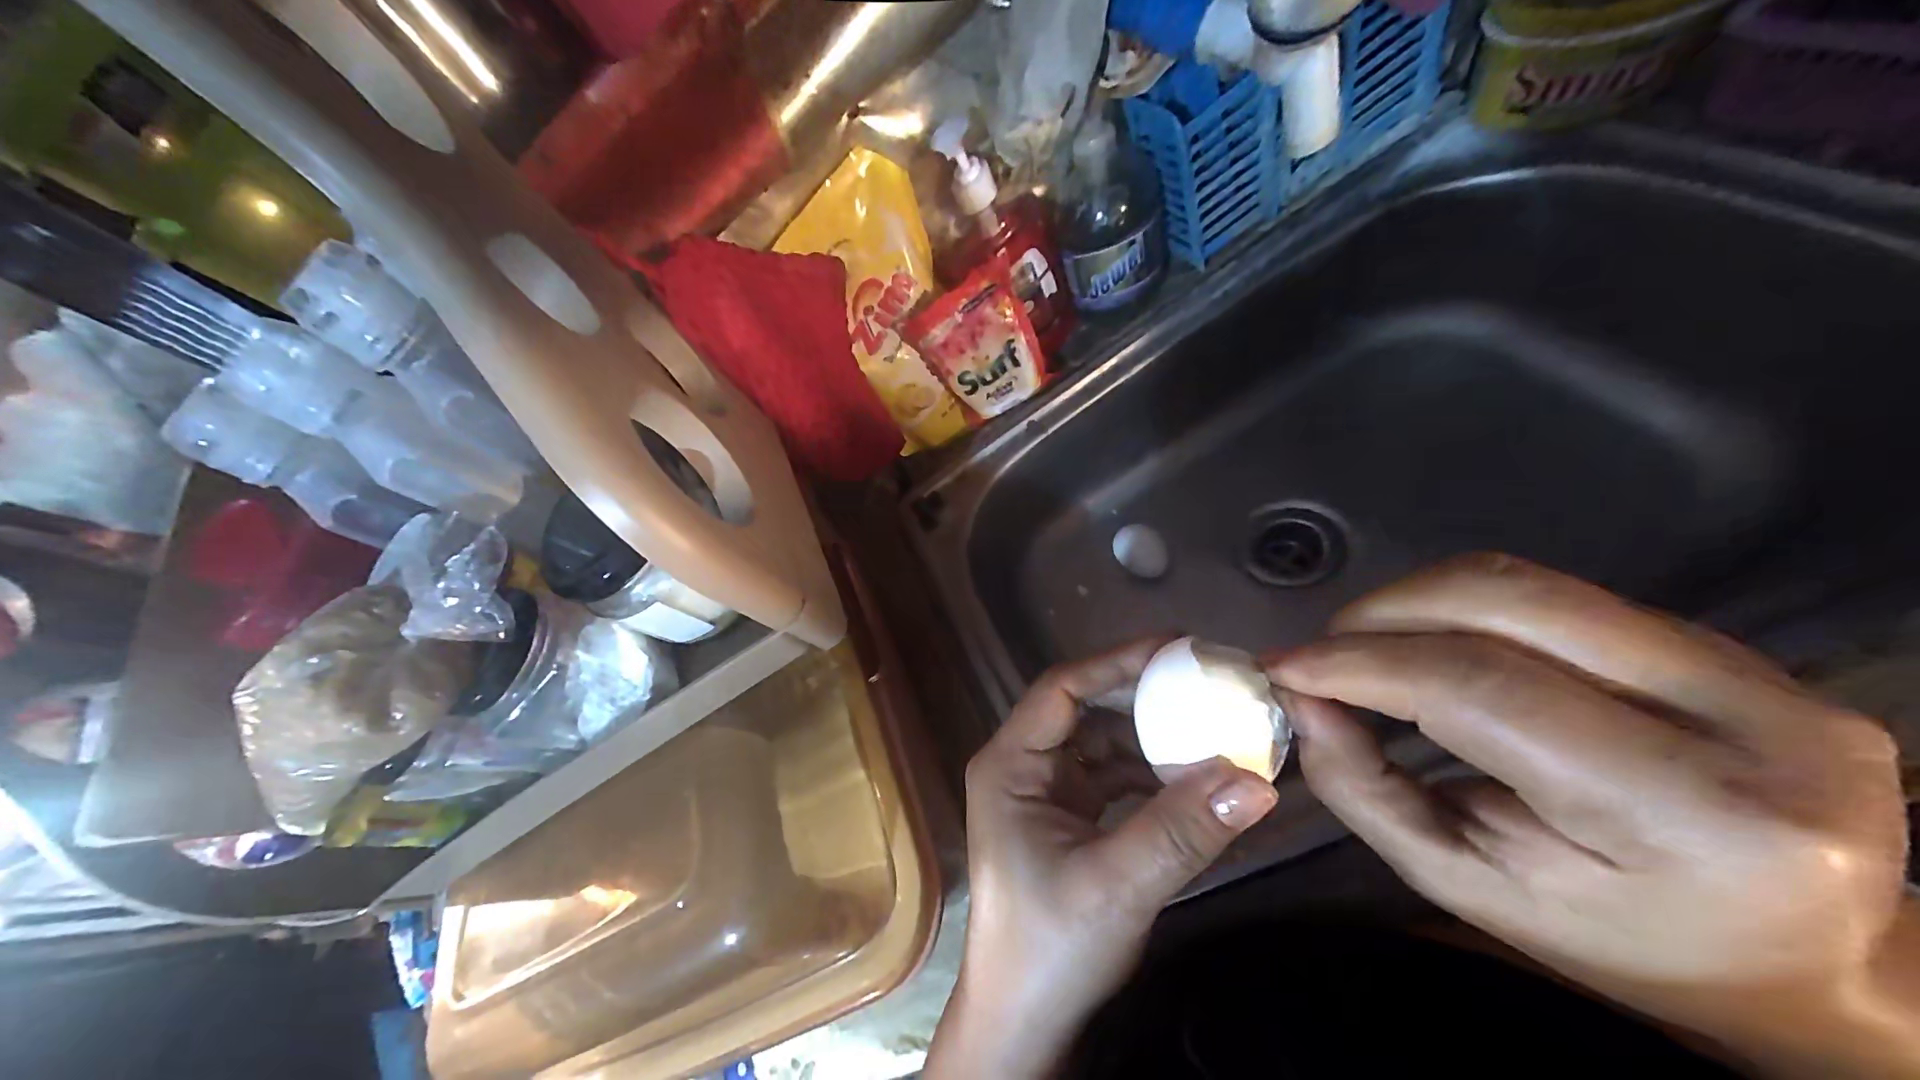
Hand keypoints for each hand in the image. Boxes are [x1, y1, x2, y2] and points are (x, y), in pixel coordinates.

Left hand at [925, 639, 1278, 1079]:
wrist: (1024, 1024)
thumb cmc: (1049, 947)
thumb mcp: (1117, 884)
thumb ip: (1183, 831)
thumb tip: (1257, 781)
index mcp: (1010, 765)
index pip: (1063, 689)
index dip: (1117, 662)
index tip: (1177, 647)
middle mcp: (1023, 768)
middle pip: (1087, 713)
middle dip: (1146, 699)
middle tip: (1207, 684)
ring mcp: (1044, 795)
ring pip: (1104, 747)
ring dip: (1155, 741)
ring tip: (1214, 730)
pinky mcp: (1067, 821)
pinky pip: (1114, 782)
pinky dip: (1153, 779)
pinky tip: (1195, 786)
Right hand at [1267, 554, 1918, 1077]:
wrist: (1803, 961)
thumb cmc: (1616, 941)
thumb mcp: (1467, 885)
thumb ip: (1367, 791)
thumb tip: (1302, 701)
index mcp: (1689, 817)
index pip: (1482, 690)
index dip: (1362, 664)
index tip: (1283, 667)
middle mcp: (1749, 722)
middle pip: (1509, 602)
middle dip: (1383, 612)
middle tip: (1321, 651)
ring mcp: (1756, 671)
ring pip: (1530, 584)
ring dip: (1417, 603)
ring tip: (1366, 648)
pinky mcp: (1734, 647)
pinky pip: (1559, 599)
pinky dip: (1467, 613)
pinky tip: (1437, 651)